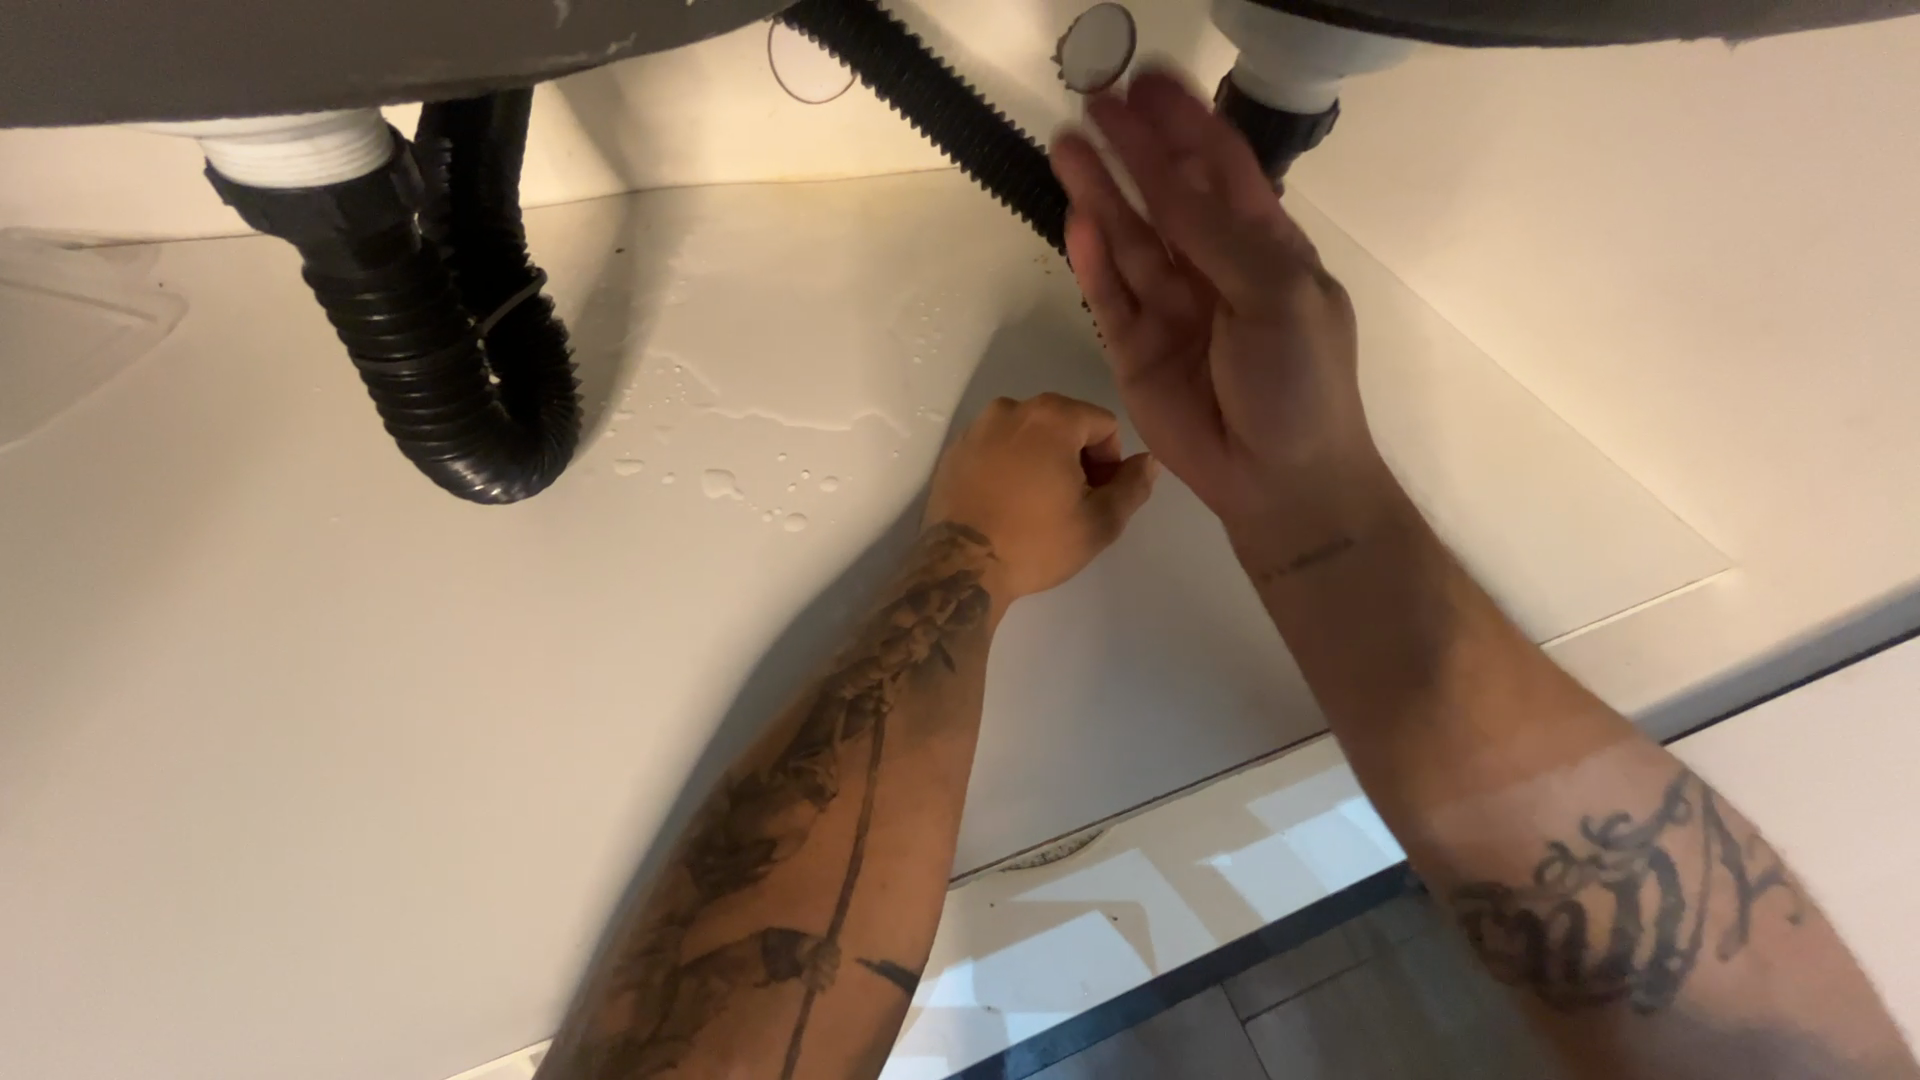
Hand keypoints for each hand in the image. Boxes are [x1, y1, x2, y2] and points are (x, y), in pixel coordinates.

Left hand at [923, 393, 1158, 599]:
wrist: (960, 567)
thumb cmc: (1035, 542)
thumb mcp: (1099, 522)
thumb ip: (1132, 486)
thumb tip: (1149, 461)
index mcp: (1051, 417)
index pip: (1103, 424)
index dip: (1110, 462)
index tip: (1095, 497)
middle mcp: (1009, 409)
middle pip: (1064, 424)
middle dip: (1076, 457)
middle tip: (1069, 504)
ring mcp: (975, 428)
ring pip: (1027, 435)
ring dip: (1041, 460)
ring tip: (1036, 505)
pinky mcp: (952, 452)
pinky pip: (995, 448)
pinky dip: (1007, 466)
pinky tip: (1005, 504)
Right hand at [1049, 70, 1401, 564]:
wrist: (1276, 476)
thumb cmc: (1298, 382)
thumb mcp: (1279, 294)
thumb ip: (1222, 236)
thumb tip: (1174, 178)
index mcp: (1263, 248)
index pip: (1218, 171)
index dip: (1184, 124)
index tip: (1149, 83)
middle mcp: (1211, 269)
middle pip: (1164, 198)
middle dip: (1132, 150)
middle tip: (1093, 101)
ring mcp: (1169, 310)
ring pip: (1128, 242)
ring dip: (1100, 195)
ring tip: (1066, 146)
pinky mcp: (1133, 350)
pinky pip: (1109, 297)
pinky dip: (1093, 262)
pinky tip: (1077, 221)